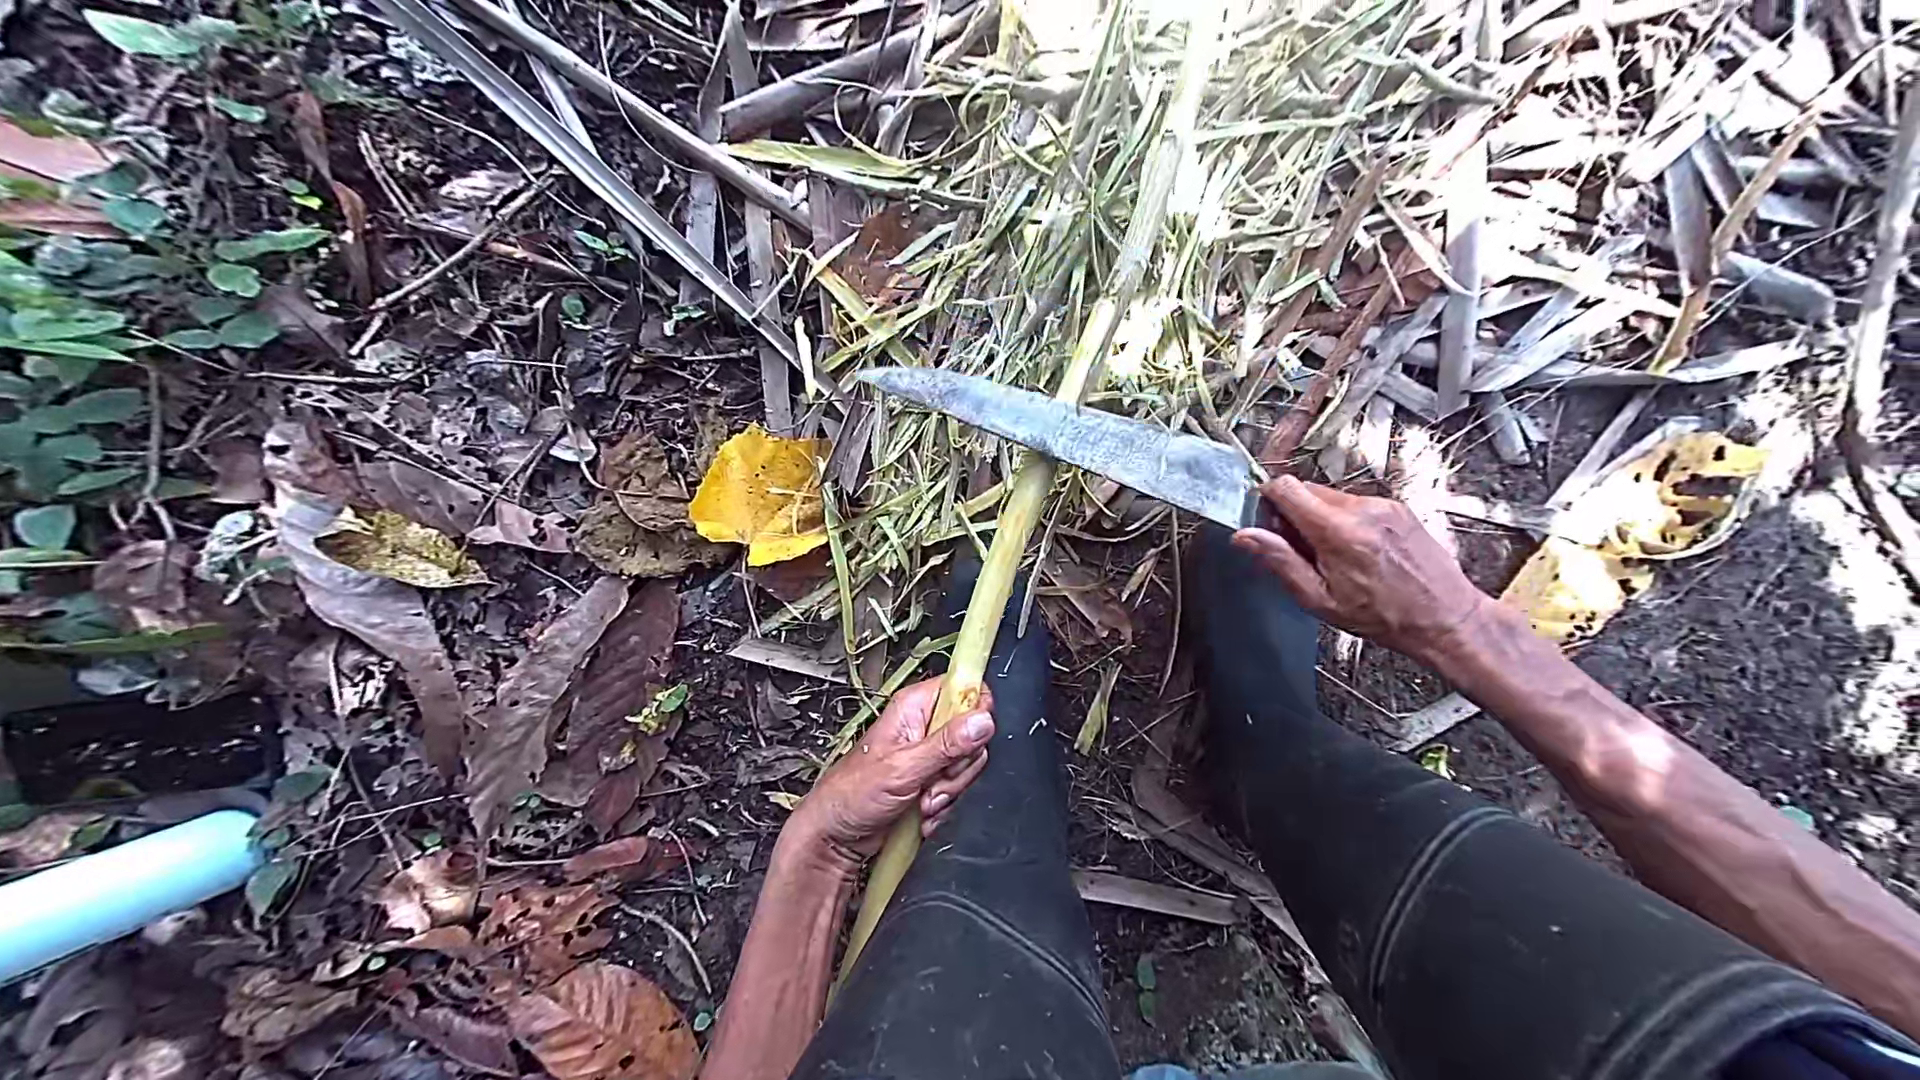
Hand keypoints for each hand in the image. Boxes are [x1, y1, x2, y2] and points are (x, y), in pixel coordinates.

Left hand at [787, 678, 994, 867]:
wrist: (838, 835)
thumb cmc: (851, 794)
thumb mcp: (903, 767)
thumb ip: (946, 744)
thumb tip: (982, 721)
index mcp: (915, 706)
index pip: (966, 687)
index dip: (976, 711)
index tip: (966, 739)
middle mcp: (925, 724)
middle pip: (974, 732)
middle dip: (959, 766)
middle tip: (933, 779)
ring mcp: (931, 753)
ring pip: (969, 764)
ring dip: (950, 790)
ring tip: (922, 799)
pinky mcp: (933, 778)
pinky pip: (960, 787)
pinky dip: (946, 805)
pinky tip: (923, 811)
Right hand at [1232, 475, 1491, 661]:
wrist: (1445, 618)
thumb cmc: (1384, 616)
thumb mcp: (1318, 599)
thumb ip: (1279, 561)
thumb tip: (1245, 537)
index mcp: (1339, 532)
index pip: (1286, 488)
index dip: (1267, 501)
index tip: (1266, 523)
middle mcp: (1363, 510)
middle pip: (1305, 490)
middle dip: (1291, 514)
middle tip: (1297, 548)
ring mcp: (1384, 505)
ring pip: (1328, 496)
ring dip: (1317, 518)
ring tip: (1329, 555)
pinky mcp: (1397, 507)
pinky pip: (1353, 503)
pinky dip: (1342, 520)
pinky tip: (1353, 551)